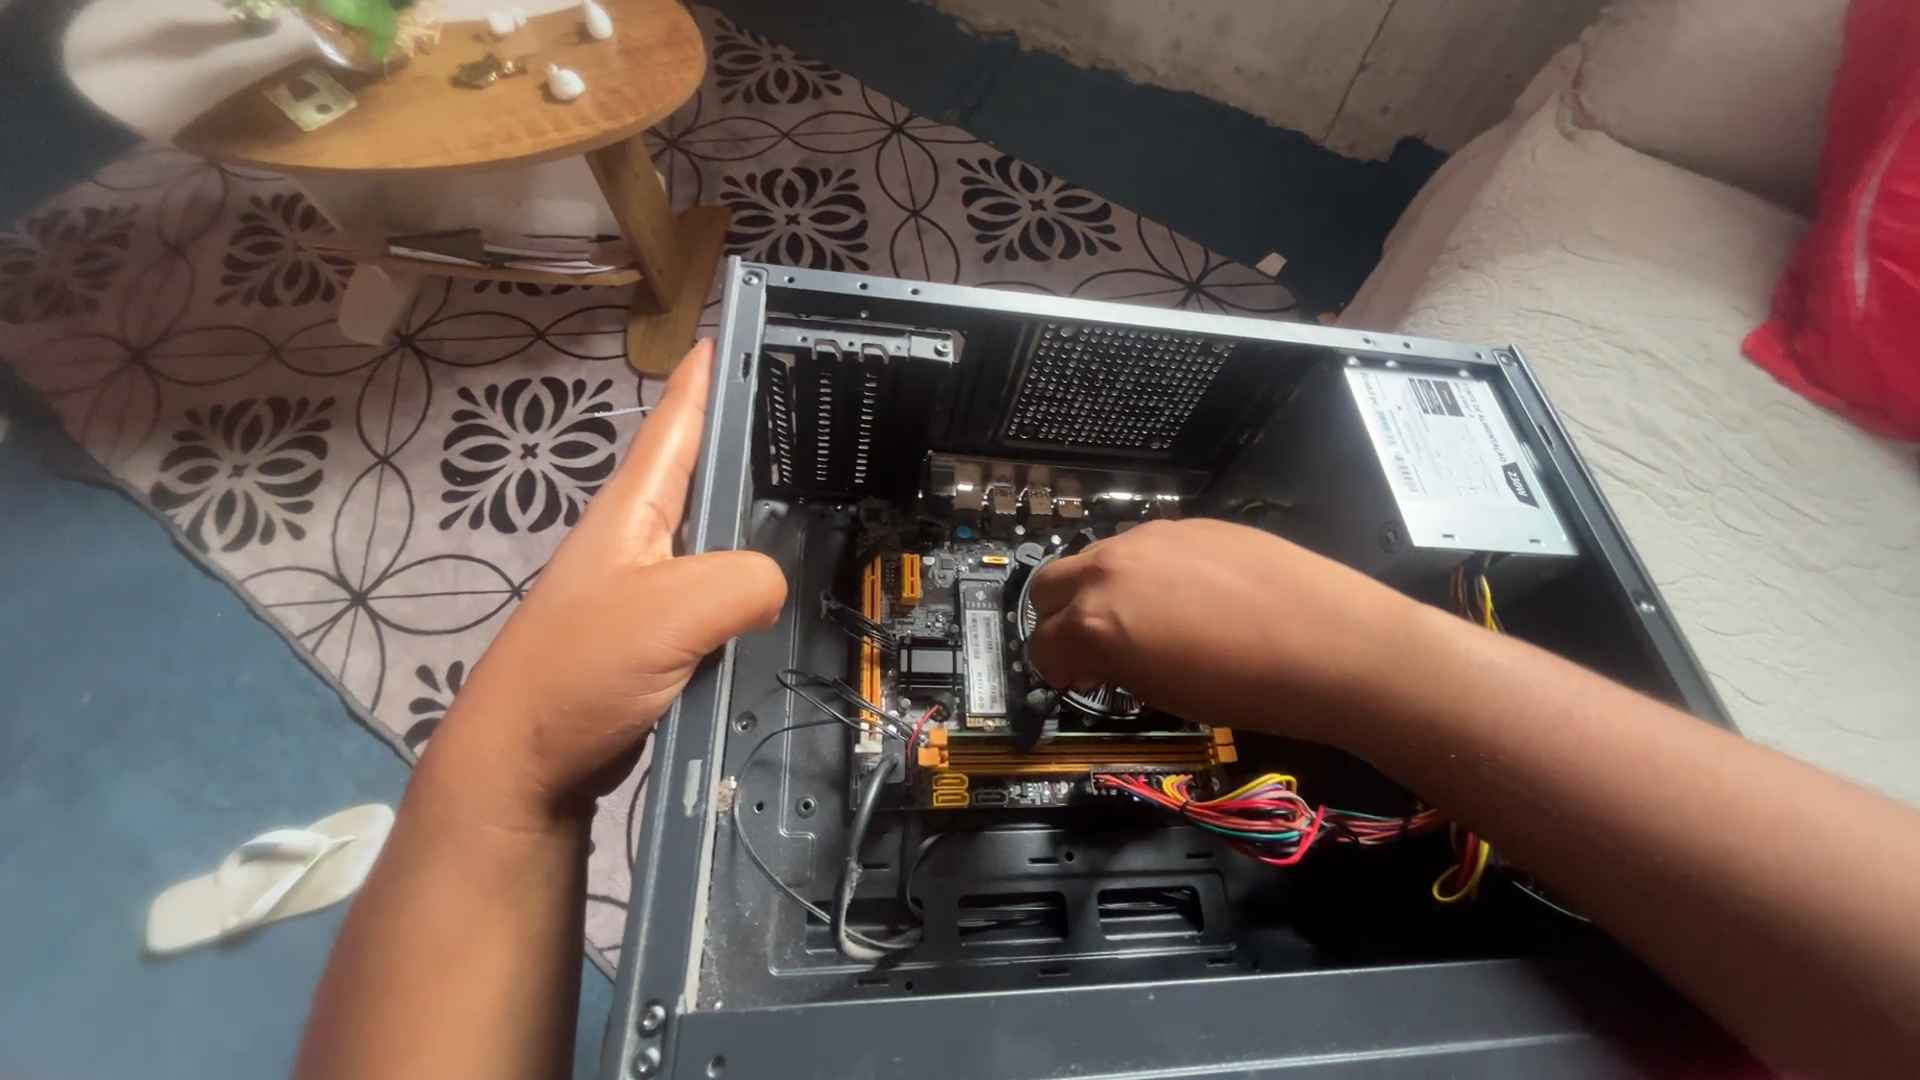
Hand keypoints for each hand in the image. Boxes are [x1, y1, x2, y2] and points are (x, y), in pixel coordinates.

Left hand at [425, 340, 786, 827]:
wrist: (526, 761)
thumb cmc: (582, 668)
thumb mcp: (675, 608)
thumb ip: (746, 580)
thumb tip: (772, 585)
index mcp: (634, 509)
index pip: (676, 423)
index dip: (706, 377)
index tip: (734, 336)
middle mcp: (639, 537)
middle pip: (701, 473)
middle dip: (746, 442)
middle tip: (801, 425)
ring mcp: (647, 587)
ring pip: (713, 537)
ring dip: (753, 518)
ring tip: (805, 504)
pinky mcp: (658, 634)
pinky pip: (716, 591)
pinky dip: (748, 582)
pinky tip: (775, 591)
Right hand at [1025, 519, 1434, 744]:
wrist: (1336, 644)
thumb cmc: (1247, 689)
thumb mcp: (1162, 694)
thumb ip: (1114, 665)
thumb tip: (1101, 657)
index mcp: (1095, 621)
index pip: (1041, 645)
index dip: (1056, 670)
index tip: (1079, 680)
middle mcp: (1109, 569)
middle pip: (1046, 587)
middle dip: (1057, 619)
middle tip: (1093, 646)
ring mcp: (1149, 537)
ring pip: (1093, 558)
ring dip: (1097, 588)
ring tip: (1142, 617)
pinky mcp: (1189, 523)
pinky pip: (1142, 546)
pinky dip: (1141, 570)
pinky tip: (1187, 593)